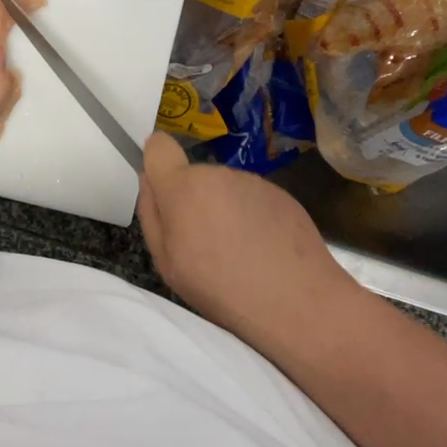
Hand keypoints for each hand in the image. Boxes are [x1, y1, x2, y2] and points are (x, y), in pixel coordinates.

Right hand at [137, 132, 357, 332]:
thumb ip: (152, 214)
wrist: (296, 301)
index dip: (156, 163)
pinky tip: (263, 250)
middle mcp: (218, 173)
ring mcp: (254, 181)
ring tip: (238, 251)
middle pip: (193, 177)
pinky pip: (253, 200)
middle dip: (193, 200)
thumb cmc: (219, 286)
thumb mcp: (166, 261)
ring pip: (224, 189)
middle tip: (203, 243)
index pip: (159, 146)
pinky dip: (252, 218)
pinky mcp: (283, 194)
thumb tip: (150, 182)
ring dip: (224, 209)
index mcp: (182, 187)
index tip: (163, 190)